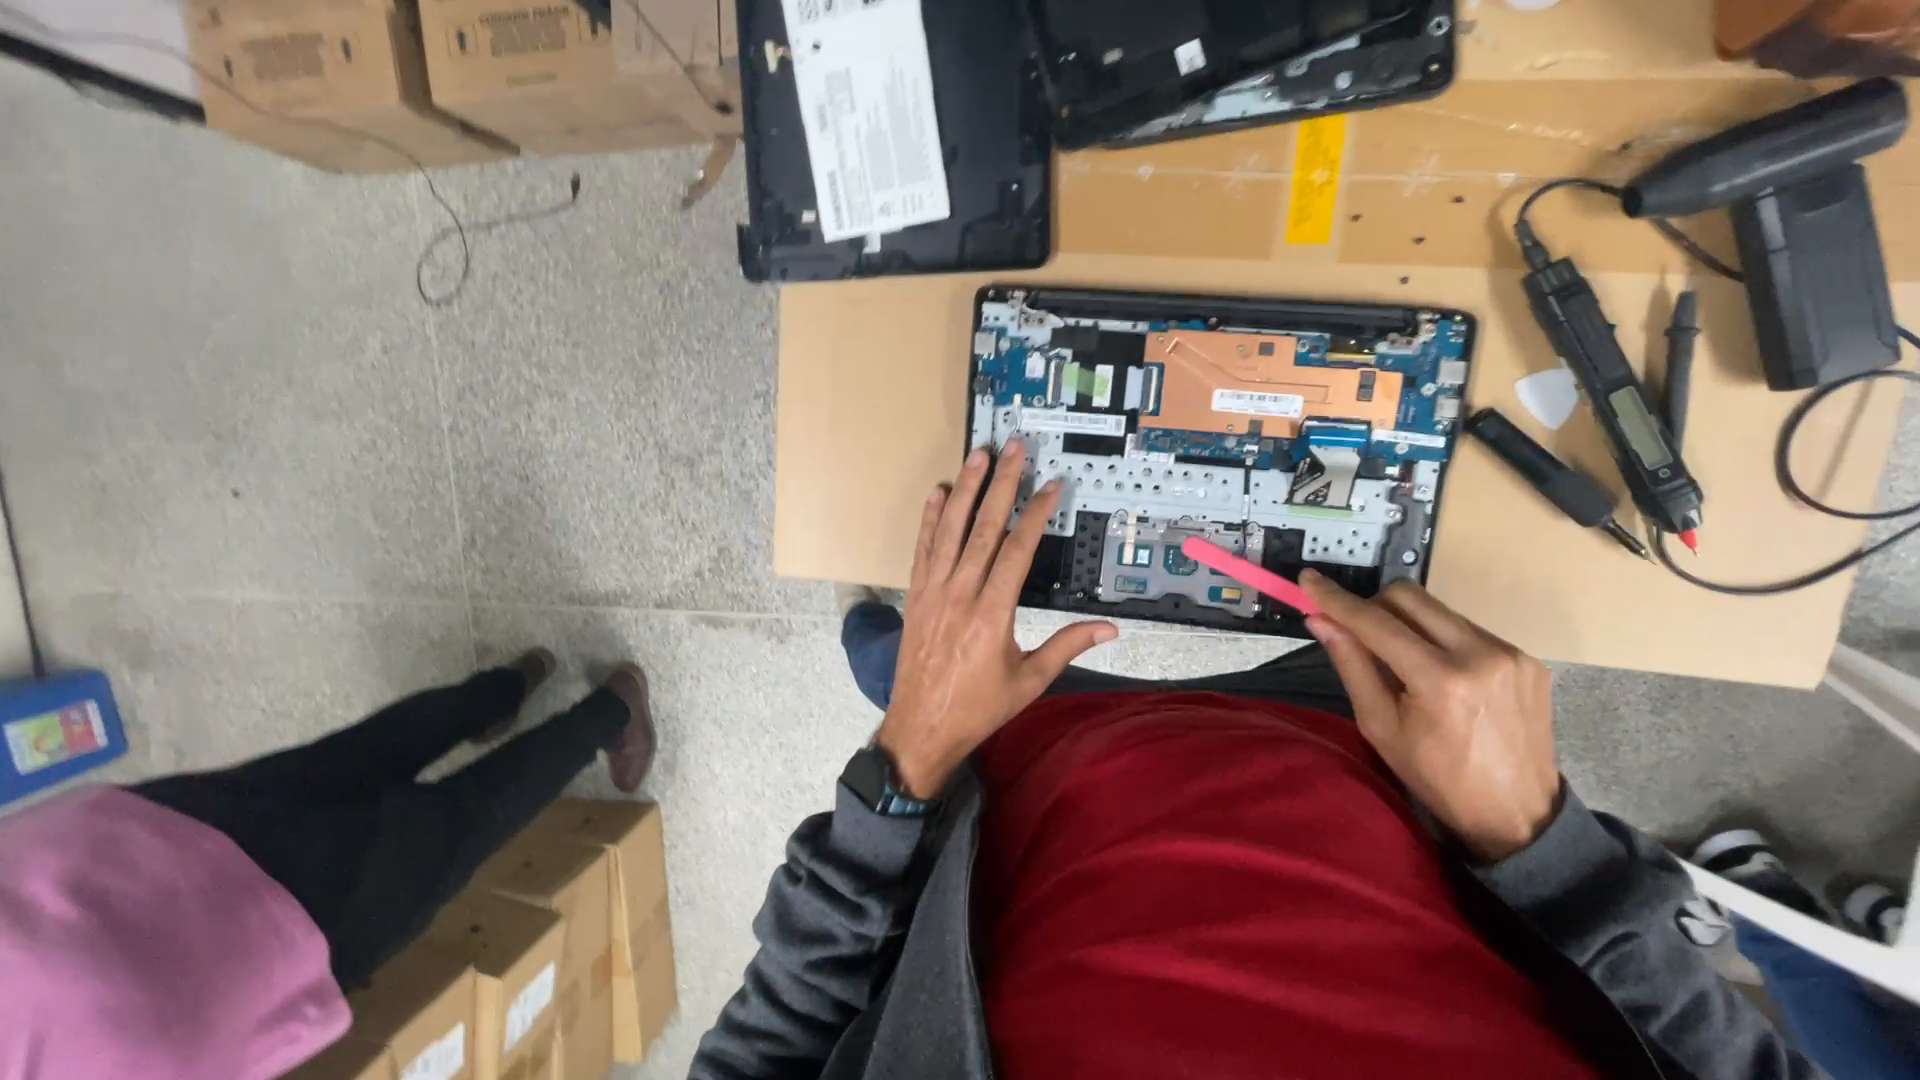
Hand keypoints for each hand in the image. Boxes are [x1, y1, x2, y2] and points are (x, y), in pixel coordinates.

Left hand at [877, 439, 1118, 796]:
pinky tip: (938, 494)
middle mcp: (960, 594)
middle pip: (984, 528)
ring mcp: (933, 592)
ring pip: (950, 531)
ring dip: (965, 490)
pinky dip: (930, 520)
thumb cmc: (978, 709)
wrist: (921, 728)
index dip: (1036, 513)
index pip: (1018, 549)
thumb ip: (1066, 647)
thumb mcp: (1029, 682)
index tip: (1051, 485)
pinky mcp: (915, 597)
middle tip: (1014, 448)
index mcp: (992, 613)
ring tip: (978, 456)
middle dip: (1001, 484)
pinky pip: (922, 550)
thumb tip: (1109, 629)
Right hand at [1300, 572, 1561, 861]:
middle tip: (1358, 632)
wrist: (1517, 812)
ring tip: (1402, 661)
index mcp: (1440, 680)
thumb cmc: (1437, 777)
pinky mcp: (1527, 658)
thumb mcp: (1381, 727)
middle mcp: (1480, 654)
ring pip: (1439, 609)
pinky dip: (1440, 639)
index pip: (1376, 622)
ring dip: (1408, 622)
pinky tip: (1440, 674)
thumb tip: (1321, 621)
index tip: (1308, 580)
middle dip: (1373, 605)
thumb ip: (1352, 666)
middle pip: (1409, 596)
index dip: (1337, 599)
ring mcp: (1511, 653)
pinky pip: (1467, 629)